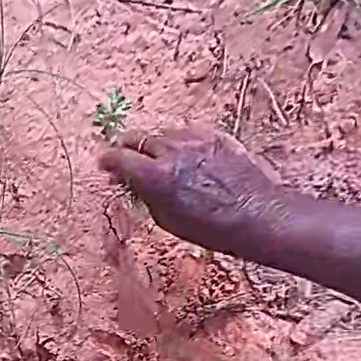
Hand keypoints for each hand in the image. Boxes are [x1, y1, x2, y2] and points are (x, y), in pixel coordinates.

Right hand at [98, 127, 310, 259]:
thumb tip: (135, 184)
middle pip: (139, 140)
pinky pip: (187, 133)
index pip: (120, 159)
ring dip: (153, 144)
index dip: (108, 160)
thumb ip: (146, 196)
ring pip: (163, 134)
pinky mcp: (216, 137)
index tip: (104, 163)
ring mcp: (195, 141)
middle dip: (127, 147)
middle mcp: (172, 152)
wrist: (256, 216)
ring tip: (152, 156)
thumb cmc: (211, 228)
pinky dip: (177, 141)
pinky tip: (179, 151)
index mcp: (155, 176)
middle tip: (121, 155)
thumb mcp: (167, 219)